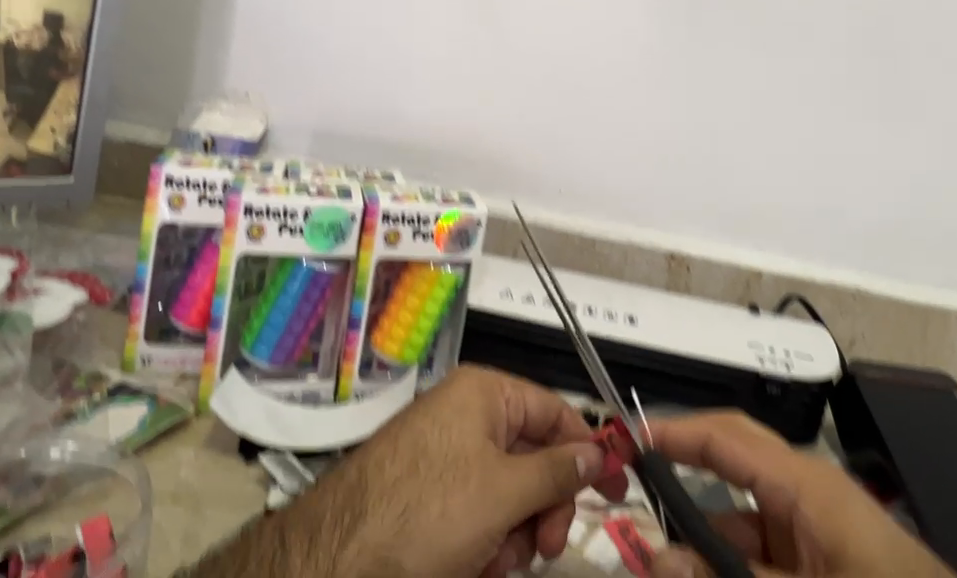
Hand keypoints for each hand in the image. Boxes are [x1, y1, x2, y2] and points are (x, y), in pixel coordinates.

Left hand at [234, 366, 627, 577]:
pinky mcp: (431, 496)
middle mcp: (466, 419)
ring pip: (510, 495)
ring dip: (514, 534)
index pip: (556, 412)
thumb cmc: (422, 512)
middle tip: (545, 543)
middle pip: (535, 459)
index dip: (589, 450)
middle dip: (543, 507)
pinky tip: (471, 564)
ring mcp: (446, 459)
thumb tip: (597, 453)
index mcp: (484, 396)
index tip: (618, 486)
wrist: (339, 561)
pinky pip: (480, 514)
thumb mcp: (504, 492)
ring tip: (492, 559)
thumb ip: (558, 471)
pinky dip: (485, 544)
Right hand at [647, 412, 951, 577]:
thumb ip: (727, 576)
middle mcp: (803, 493)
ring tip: (660, 560)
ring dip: (698, 540)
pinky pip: (757, 548)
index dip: (673, 432)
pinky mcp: (813, 557)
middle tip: (628, 490)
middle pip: (726, 467)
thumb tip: (656, 556)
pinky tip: (698, 573)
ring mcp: (810, 528)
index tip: (624, 437)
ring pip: (736, 521)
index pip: (726, 437)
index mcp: (806, 484)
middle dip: (678, 479)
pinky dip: (727, 563)